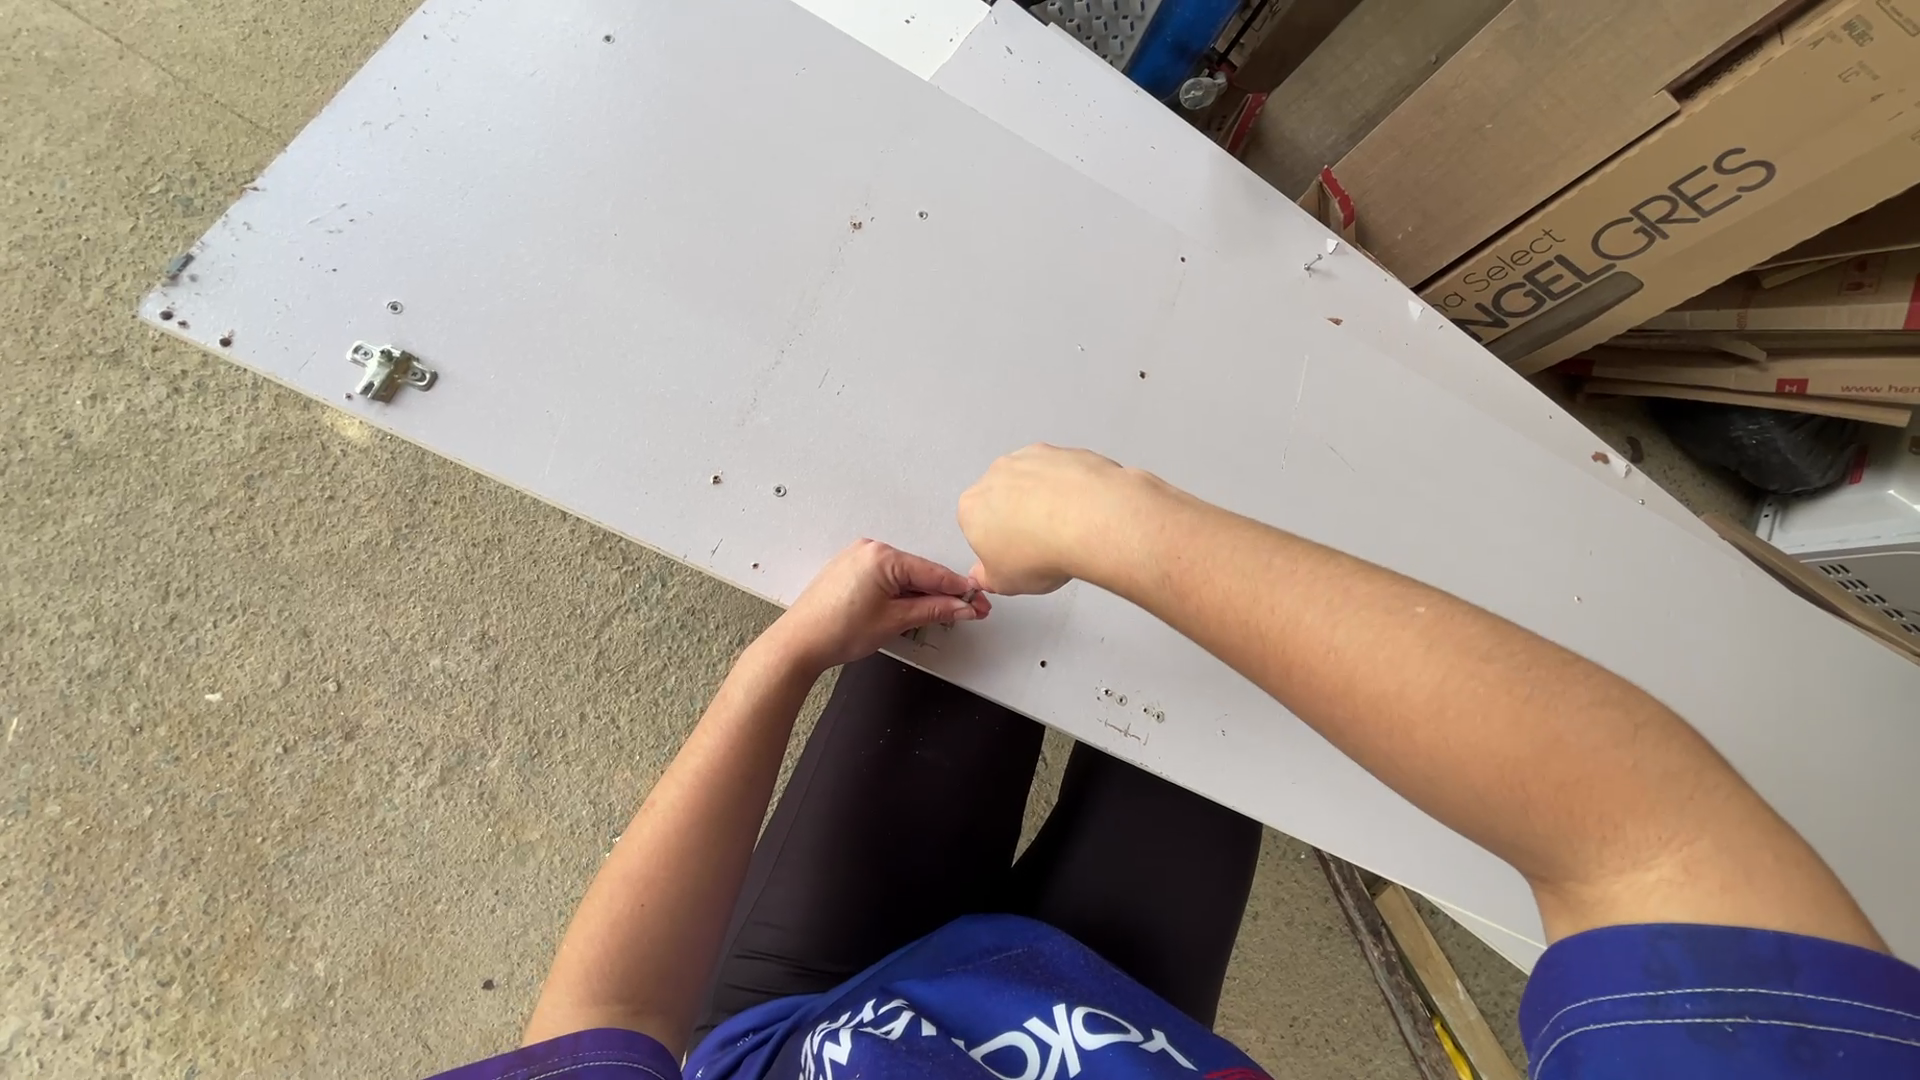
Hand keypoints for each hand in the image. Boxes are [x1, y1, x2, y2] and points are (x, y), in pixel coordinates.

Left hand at [763, 540, 990, 672]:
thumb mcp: (895, 621)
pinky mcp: (850, 569)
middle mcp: (870, 549)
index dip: (960, 590)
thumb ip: (934, 610)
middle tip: (967, 611)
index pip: (933, 572)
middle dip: (944, 593)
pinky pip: (887, 576)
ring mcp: (858, 558)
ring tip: (942, 614)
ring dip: (923, 594)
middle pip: (920, 572)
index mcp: (882, 556)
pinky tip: (913, 607)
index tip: (978, 602)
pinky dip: (902, 591)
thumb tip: (960, 607)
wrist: (798, 643)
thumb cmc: (834, 631)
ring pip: (904, 575)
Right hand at [957, 444, 1149, 594]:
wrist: (1088, 523)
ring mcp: (1030, 460)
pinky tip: (1082, 511)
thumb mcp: (1004, 583)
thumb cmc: (1043, 549)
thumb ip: (986, 577)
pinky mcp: (1061, 453)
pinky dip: (1071, 488)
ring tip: (1066, 529)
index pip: (977, 526)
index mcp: (972, 507)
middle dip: (1018, 518)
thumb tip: (983, 575)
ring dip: (1045, 500)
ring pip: (1034, 482)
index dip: (998, 544)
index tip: (1015, 556)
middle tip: (1041, 544)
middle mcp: (996, 476)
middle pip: (1003, 498)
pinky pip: (1062, 473)